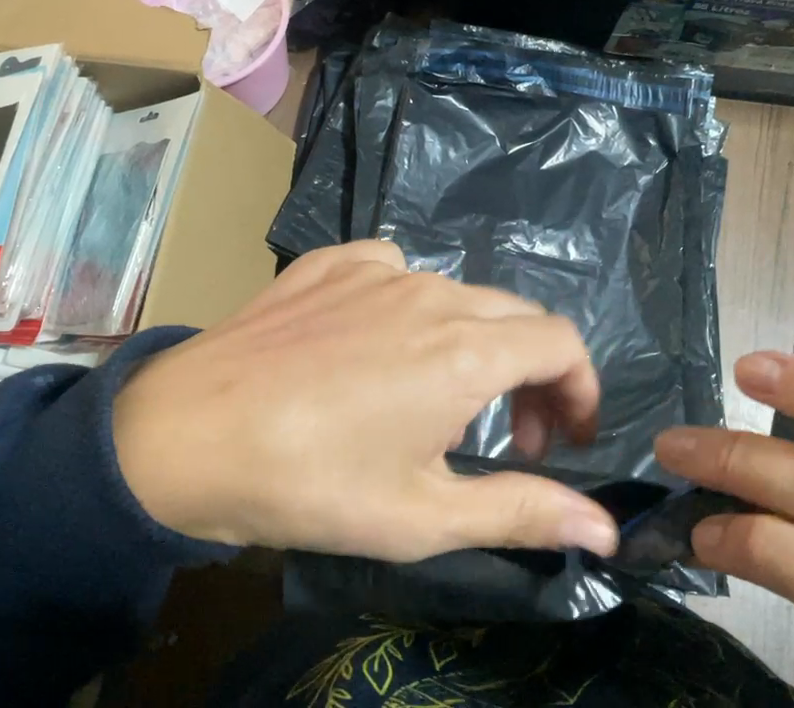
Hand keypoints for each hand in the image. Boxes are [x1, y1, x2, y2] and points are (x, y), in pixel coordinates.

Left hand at [112, 241, 620, 560]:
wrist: (187, 435)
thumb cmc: (312, 483)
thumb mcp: (422, 515)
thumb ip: (522, 512)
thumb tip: (606, 530)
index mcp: (466, 350)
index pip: (560, 343)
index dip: (580, 389)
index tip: (566, 439)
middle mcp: (430, 293)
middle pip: (513, 315)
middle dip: (531, 373)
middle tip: (511, 434)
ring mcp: (373, 270)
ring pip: (453, 292)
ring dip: (470, 340)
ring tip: (438, 394)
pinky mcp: (326, 263)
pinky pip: (390, 268)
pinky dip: (407, 302)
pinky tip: (376, 338)